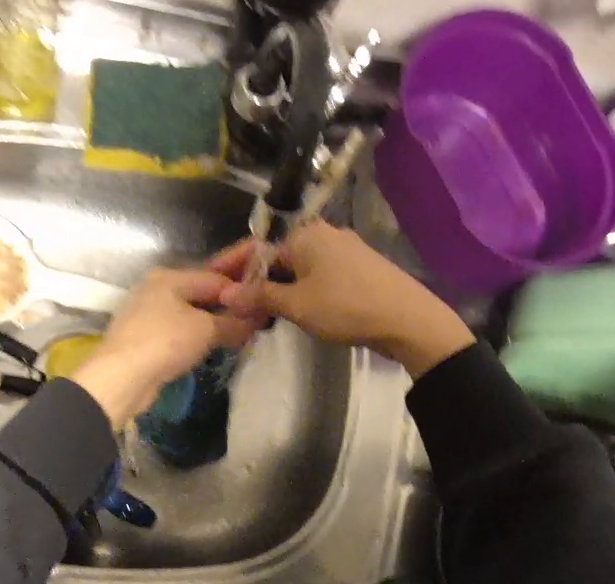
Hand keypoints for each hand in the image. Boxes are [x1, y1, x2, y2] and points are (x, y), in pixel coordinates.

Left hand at [70, 267, 262, 427]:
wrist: (121, 377)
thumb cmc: (164, 341)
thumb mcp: (205, 329)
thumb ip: (232, 323)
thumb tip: (255, 321)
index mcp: (170, 277)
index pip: (215, 276)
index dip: (242, 284)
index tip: (265, 294)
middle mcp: (157, 290)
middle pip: (201, 293)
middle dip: (229, 302)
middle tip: (257, 312)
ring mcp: (148, 316)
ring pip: (190, 314)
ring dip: (215, 322)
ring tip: (241, 331)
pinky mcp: (145, 341)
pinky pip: (180, 334)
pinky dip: (199, 338)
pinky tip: (213, 347)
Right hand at [214, 222, 473, 376]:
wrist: (405, 318)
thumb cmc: (345, 307)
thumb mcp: (296, 305)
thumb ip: (259, 296)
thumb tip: (226, 293)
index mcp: (303, 234)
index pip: (255, 249)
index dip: (230, 267)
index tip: (209, 282)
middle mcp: (321, 233)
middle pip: (276, 257)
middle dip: (253, 282)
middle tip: (233, 308)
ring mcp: (342, 249)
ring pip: (295, 268)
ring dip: (275, 289)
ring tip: (258, 315)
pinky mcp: (356, 267)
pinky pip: (314, 275)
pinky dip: (297, 291)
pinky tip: (291, 311)